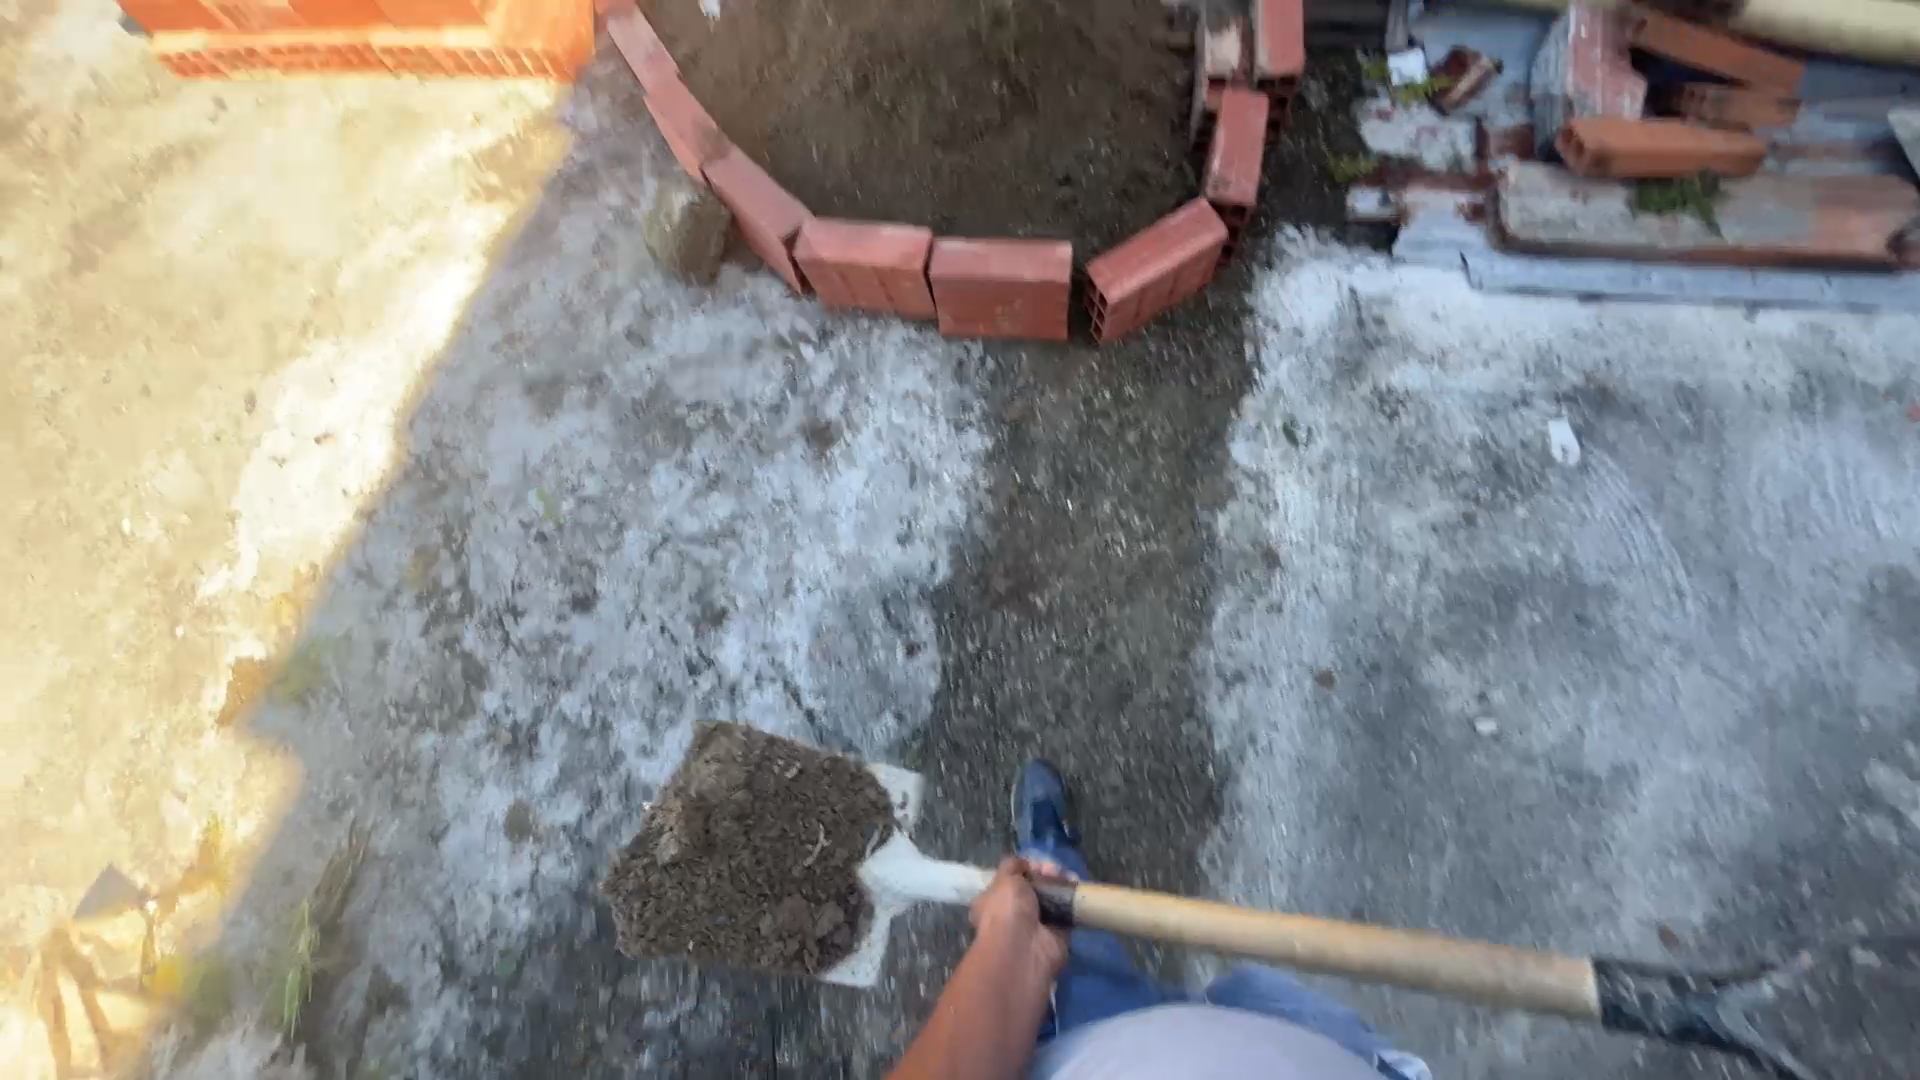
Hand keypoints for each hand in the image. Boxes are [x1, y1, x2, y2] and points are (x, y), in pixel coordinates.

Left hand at [969, 857, 1069, 980]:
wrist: (1024, 948)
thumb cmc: (1007, 909)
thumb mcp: (1004, 878)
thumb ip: (1013, 866)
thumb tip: (1023, 864)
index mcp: (994, 902)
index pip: (1010, 882)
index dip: (1024, 870)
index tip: (1034, 864)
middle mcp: (1014, 915)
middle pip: (1034, 888)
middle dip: (1045, 875)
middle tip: (1054, 870)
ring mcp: (1037, 926)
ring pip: (1052, 899)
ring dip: (1060, 885)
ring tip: (1068, 876)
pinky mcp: (1058, 936)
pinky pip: (1067, 913)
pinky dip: (1073, 900)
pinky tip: (1076, 886)